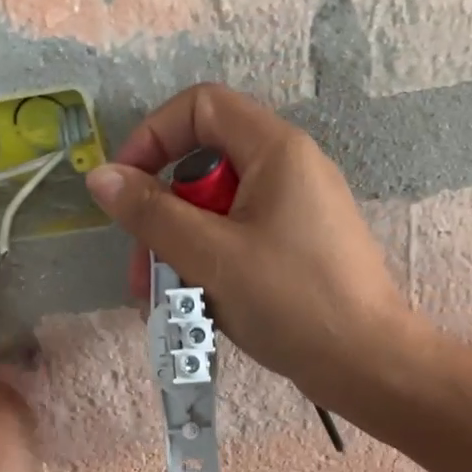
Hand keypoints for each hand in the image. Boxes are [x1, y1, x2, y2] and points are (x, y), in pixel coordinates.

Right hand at [84, 83, 423, 406]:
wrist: (369, 364)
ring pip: (220, 214)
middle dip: (163, 218)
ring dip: (182, 253)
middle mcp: (292, 170)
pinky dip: (214, 268)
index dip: (153, 137)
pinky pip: (244, 242)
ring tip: (164, 305)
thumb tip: (101, 177)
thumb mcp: (211, 256)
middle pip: (205, 167)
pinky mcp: (303, 250)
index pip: (201, 107)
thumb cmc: (292, 302)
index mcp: (277, 150)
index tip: (125, 188)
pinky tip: (198, 311)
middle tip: (142, 273)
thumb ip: (152, 213)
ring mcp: (300, 212)